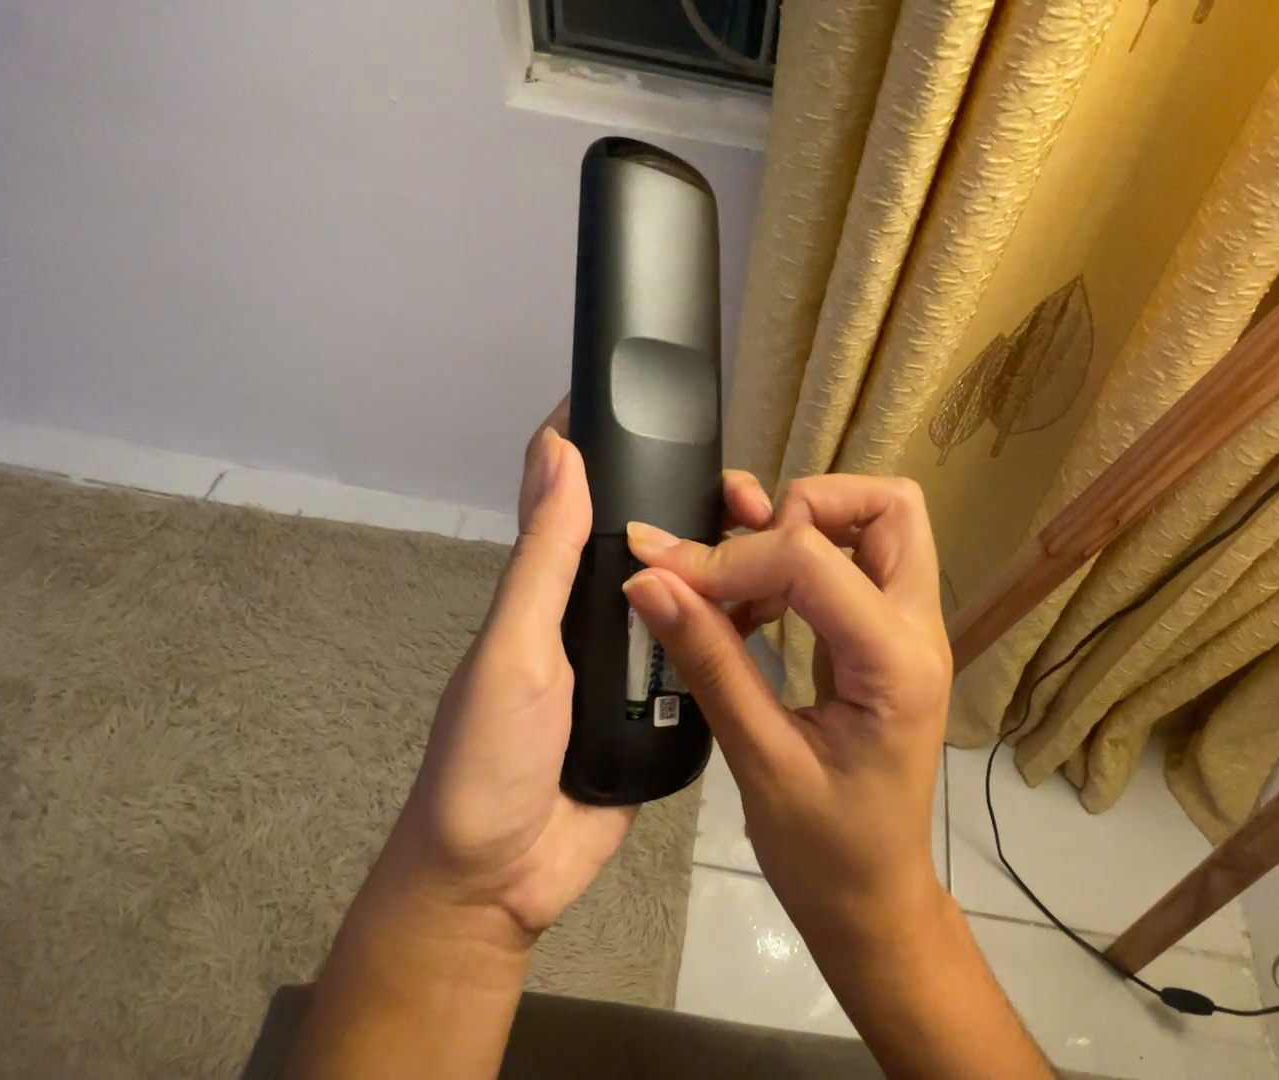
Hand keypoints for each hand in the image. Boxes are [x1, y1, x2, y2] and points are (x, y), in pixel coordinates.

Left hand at [388, 401, 775, 938]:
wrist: (506, 874)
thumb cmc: (493, 754)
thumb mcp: (515, 649)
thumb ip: (543, 558)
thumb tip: (562, 448)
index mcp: (549, 587)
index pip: (578, 494)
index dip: (608, 441)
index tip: (662, 403)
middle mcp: (595, 611)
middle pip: (648, 538)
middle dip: (695, 503)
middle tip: (757, 492)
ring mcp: (635, 659)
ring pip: (686, 590)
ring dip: (727, 559)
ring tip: (785, 540)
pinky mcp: (667, 706)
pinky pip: (706, 651)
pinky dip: (738, 623)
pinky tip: (784, 607)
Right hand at [621, 475, 951, 940]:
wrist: (874, 900)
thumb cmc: (825, 852)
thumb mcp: (759, 760)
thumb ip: (709, 662)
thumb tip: (647, 582)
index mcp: (897, 663)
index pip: (813, 560)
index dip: (729, 557)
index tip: (661, 572)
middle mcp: (918, 628)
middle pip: (887, 506)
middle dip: (803, 504)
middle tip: (738, 545)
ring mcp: (909, 630)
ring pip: (876, 523)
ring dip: (801, 525)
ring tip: (730, 565)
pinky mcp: (884, 639)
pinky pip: (854, 563)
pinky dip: (799, 560)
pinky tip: (747, 601)